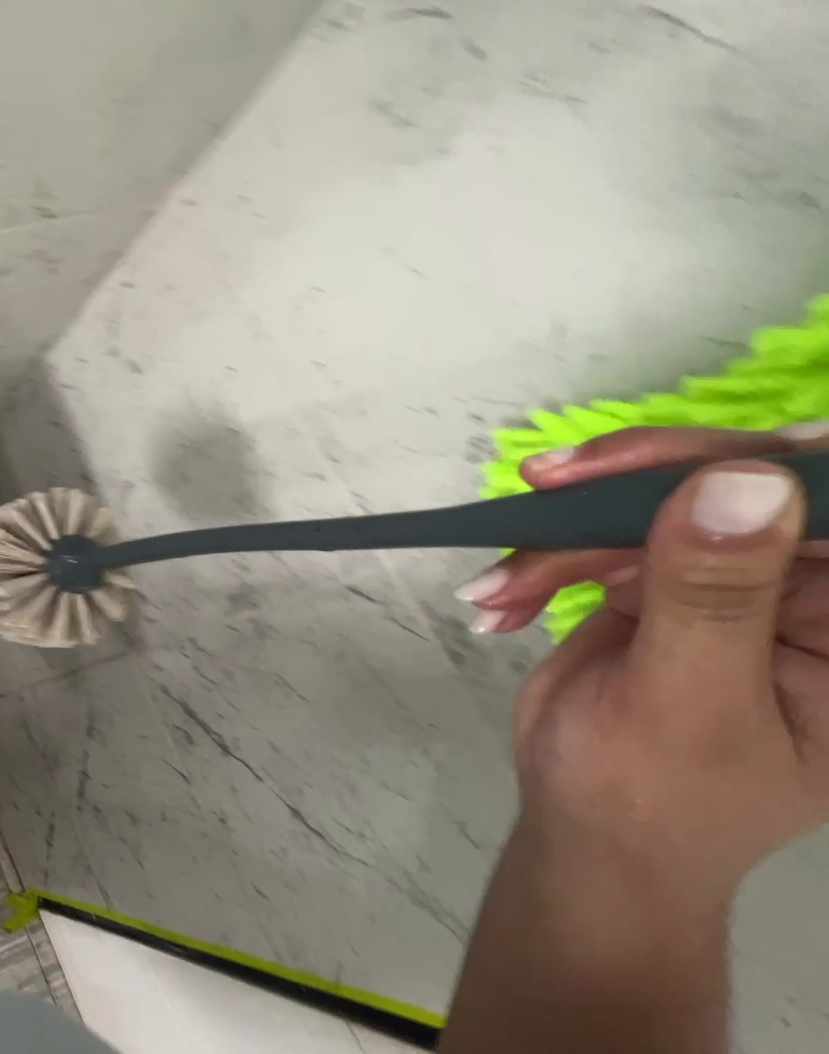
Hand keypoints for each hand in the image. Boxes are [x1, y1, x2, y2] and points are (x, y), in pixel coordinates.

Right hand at [457, 425, 828, 897]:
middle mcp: (807, 589)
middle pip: (728, 486)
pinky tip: (498, 602)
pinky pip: (595, 538)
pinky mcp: (657, 583)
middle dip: (619, 492)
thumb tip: (741, 482)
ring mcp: (728, 582)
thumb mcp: (685, 701)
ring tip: (495, 594)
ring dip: (555, 542)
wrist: (589, 830)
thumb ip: (714, 598)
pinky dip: (536, 566)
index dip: (754, 463)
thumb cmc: (655, 793)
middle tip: (538, 487)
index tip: (635, 462)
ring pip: (644, 507)